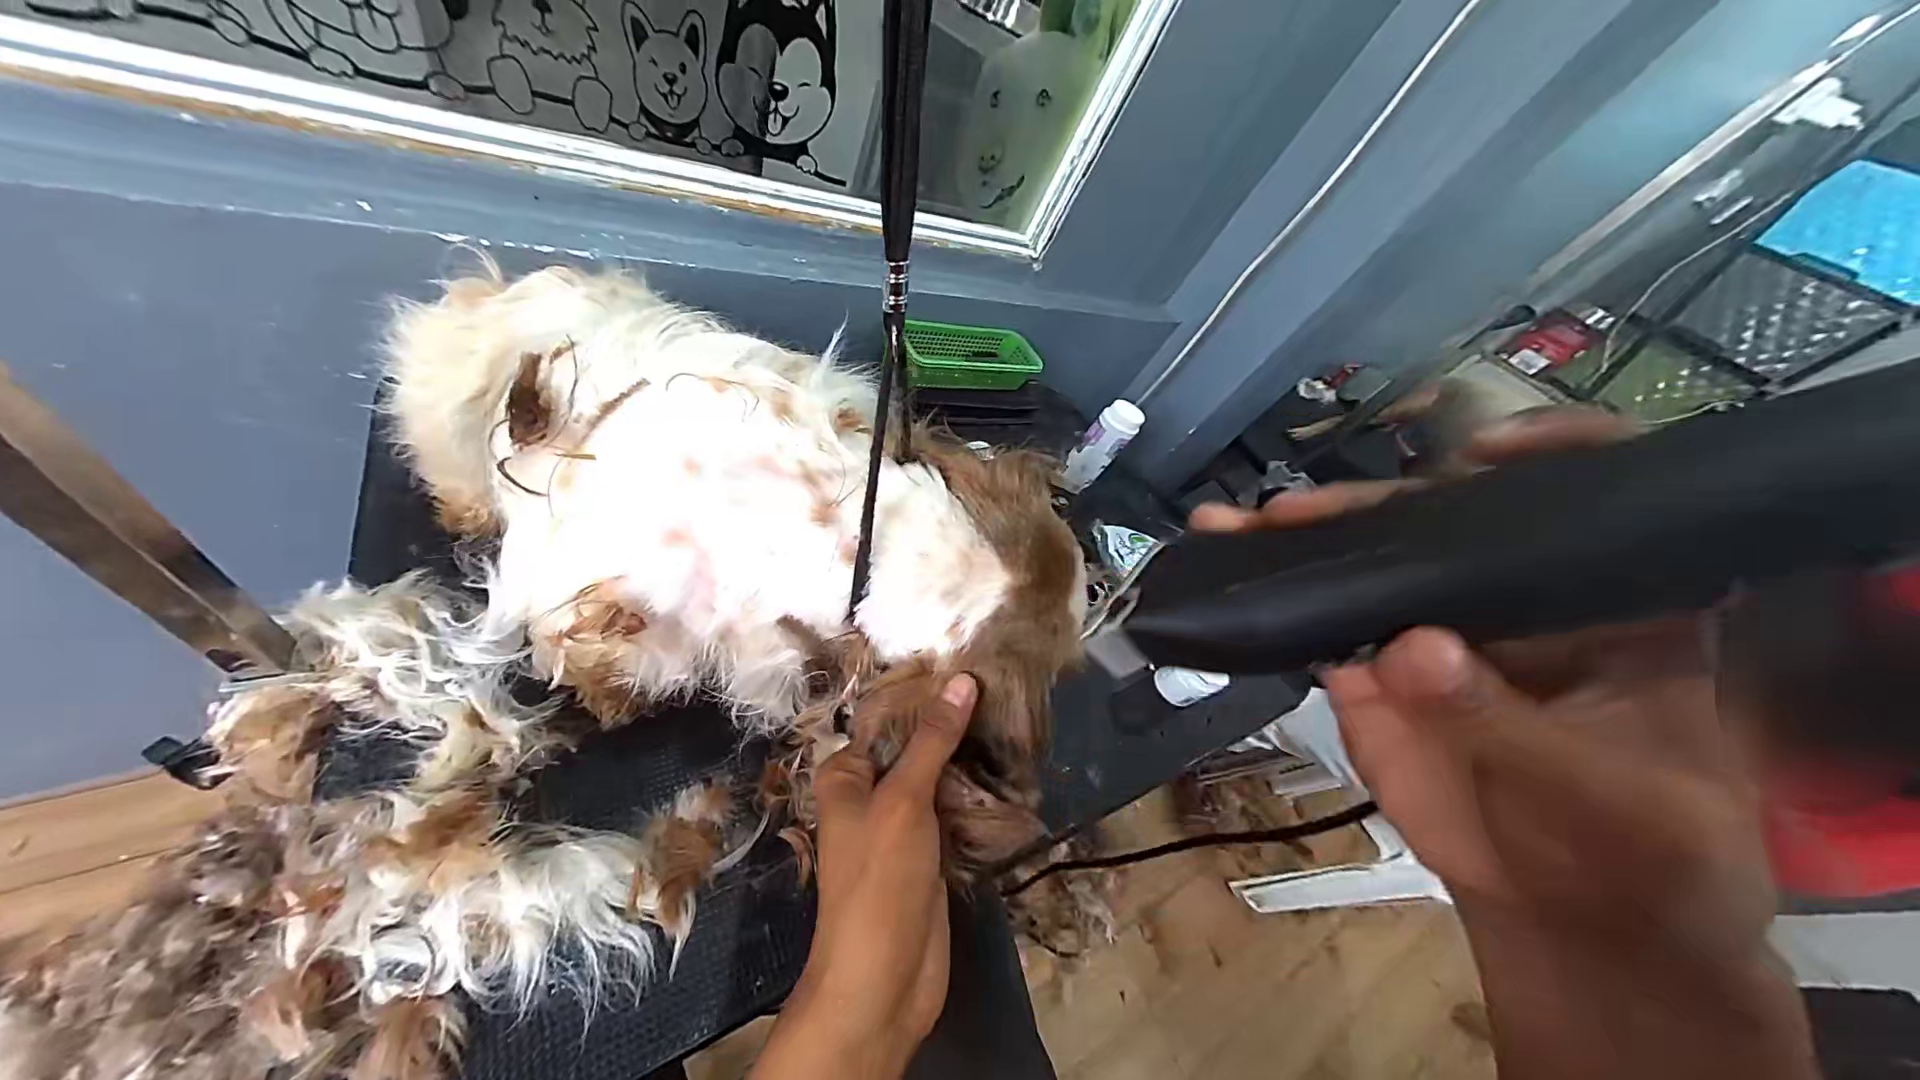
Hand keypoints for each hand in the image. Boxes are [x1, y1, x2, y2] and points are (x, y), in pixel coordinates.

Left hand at [751, 675, 976, 1079]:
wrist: (884, 983)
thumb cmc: (879, 879)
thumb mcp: (904, 799)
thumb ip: (933, 740)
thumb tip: (961, 680)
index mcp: (846, 775)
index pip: (889, 720)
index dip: (926, 695)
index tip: (971, 668)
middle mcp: (871, 795)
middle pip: (916, 748)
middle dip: (953, 726)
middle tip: (1002, 691)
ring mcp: (903, 825)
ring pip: (939, 779)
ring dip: (969, 759)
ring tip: (1012, 719)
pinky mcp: (931, 852)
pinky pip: (954, 810)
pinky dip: (977, 794)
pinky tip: (1009, 769)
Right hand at [1192, 408, 1815, 1079]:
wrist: (1554, 906)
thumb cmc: (1626, 845)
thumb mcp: (1592, 788)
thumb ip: (1498, 716)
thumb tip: (1408, 647)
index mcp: (1598, 601)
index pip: (1589, 501)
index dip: (1551, 454)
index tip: (1485, 454)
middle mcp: (1504, 596)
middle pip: (1433, 525)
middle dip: (1359, 507)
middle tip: (1289, 512)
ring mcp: (1424, 628)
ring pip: (1358, 569)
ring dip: (1294, 545)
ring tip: (1226, 526)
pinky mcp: (1368, 666)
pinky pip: (1318, 623)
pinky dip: (1272, 604)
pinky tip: (1224, 582)